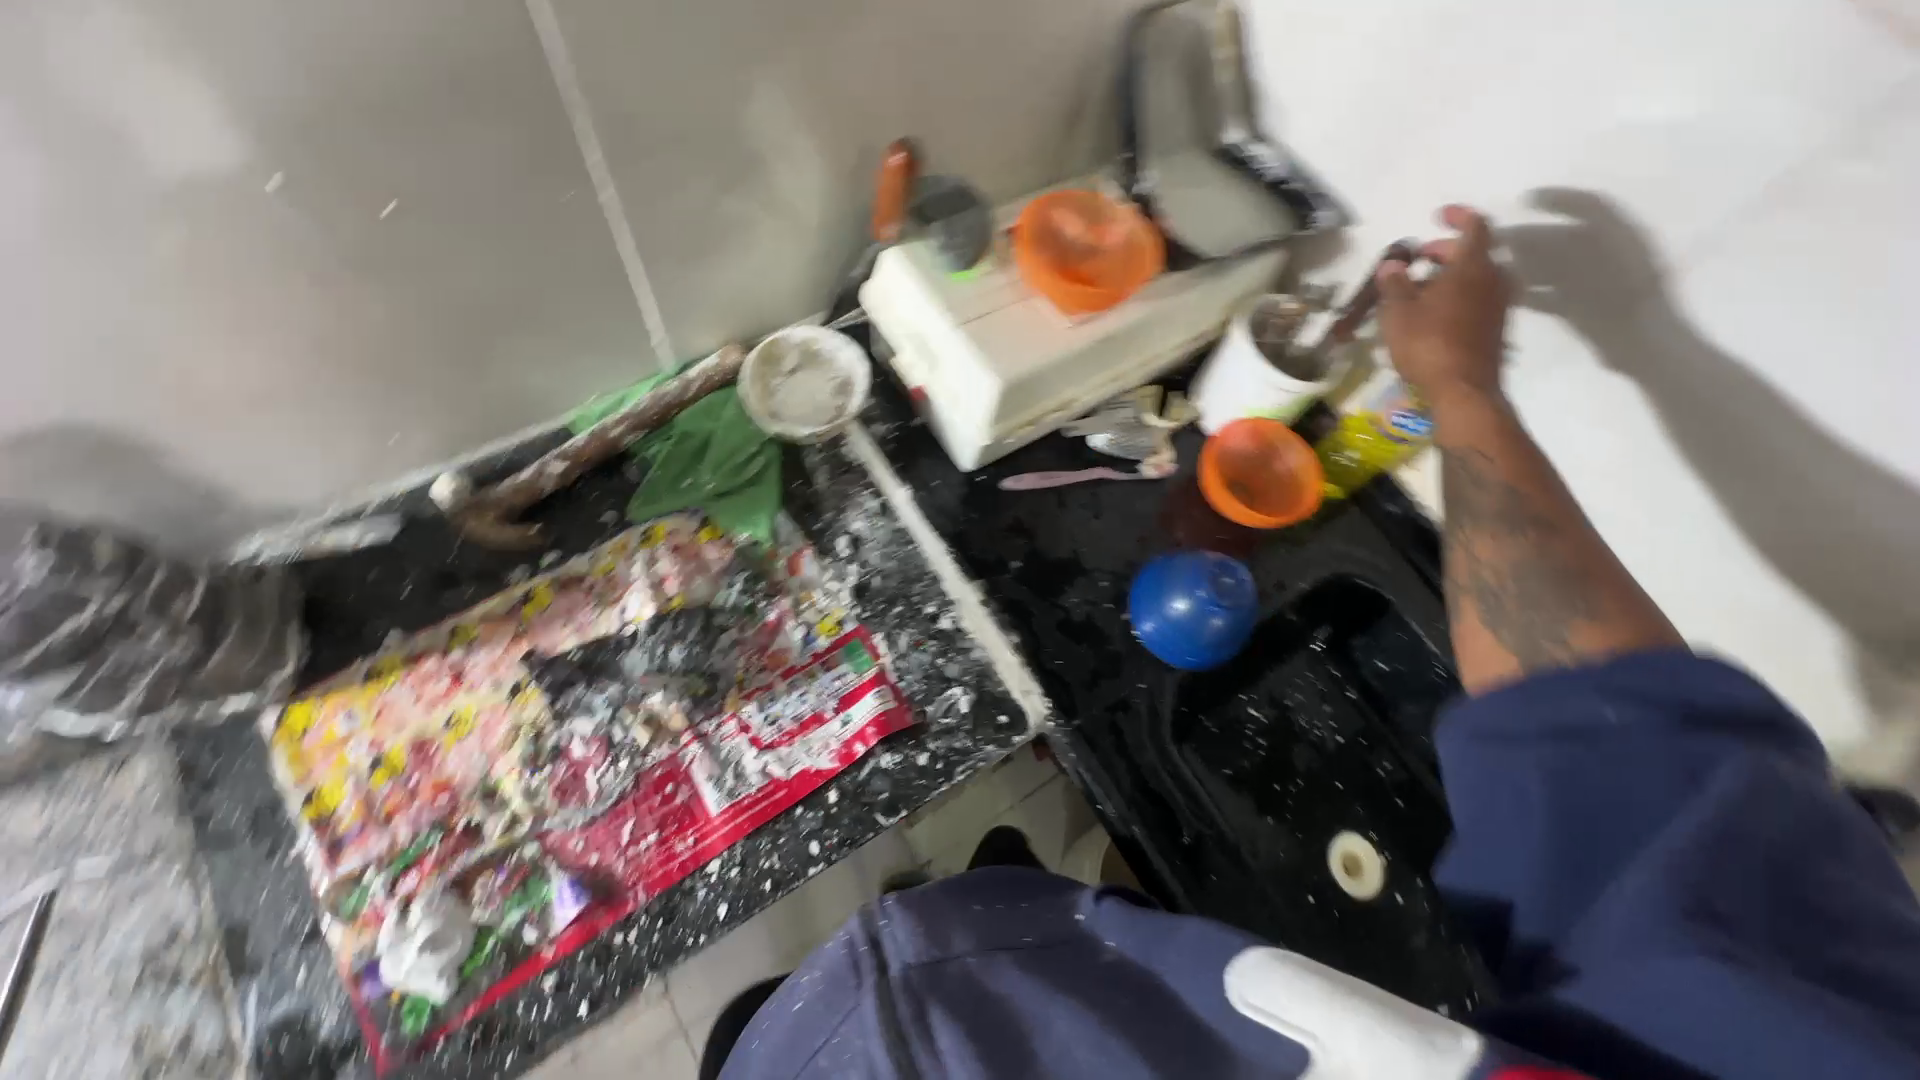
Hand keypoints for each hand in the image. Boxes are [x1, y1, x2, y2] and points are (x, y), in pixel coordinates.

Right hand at [1376, 205, 1510, 410]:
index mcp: (1472, 266)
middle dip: (1444, 251)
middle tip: (1417, 259)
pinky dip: (1457, 294)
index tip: (1438, 216)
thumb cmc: (1428, 344)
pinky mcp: (1496, 326)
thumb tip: (1393, 265)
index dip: (1457, 216)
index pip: (1474, 226)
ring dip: (1450, 275)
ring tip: (1420, 289)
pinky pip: (1477, 297)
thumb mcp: (1398, 312)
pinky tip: (1433, 312)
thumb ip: (1394, 283)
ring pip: (1475, 276)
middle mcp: (1493, 278)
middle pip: (1474, 252)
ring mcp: (1498, 304)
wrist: (1463, 389)